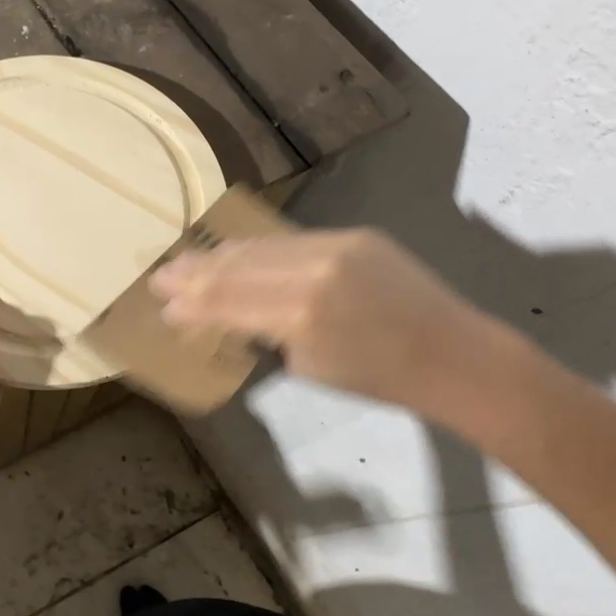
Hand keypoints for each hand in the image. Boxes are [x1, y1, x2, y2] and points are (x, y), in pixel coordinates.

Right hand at [149, 228, 503, 407]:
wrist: (455, 356)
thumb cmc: (381, 380)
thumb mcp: (310, 367)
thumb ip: (266, 334)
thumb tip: (229, 316)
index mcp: (302, 315)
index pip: (230, 301)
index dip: (193, 303)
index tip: (164, 305)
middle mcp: (314, 271)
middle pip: (238, 266)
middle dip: (195, 272)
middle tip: (160, 275)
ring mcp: (336, 246)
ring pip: (261, 246)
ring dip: (220, 254)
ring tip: (188, 260)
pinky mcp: (353, 235)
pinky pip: (290, 240)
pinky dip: (257, 248)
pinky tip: (235, 251)